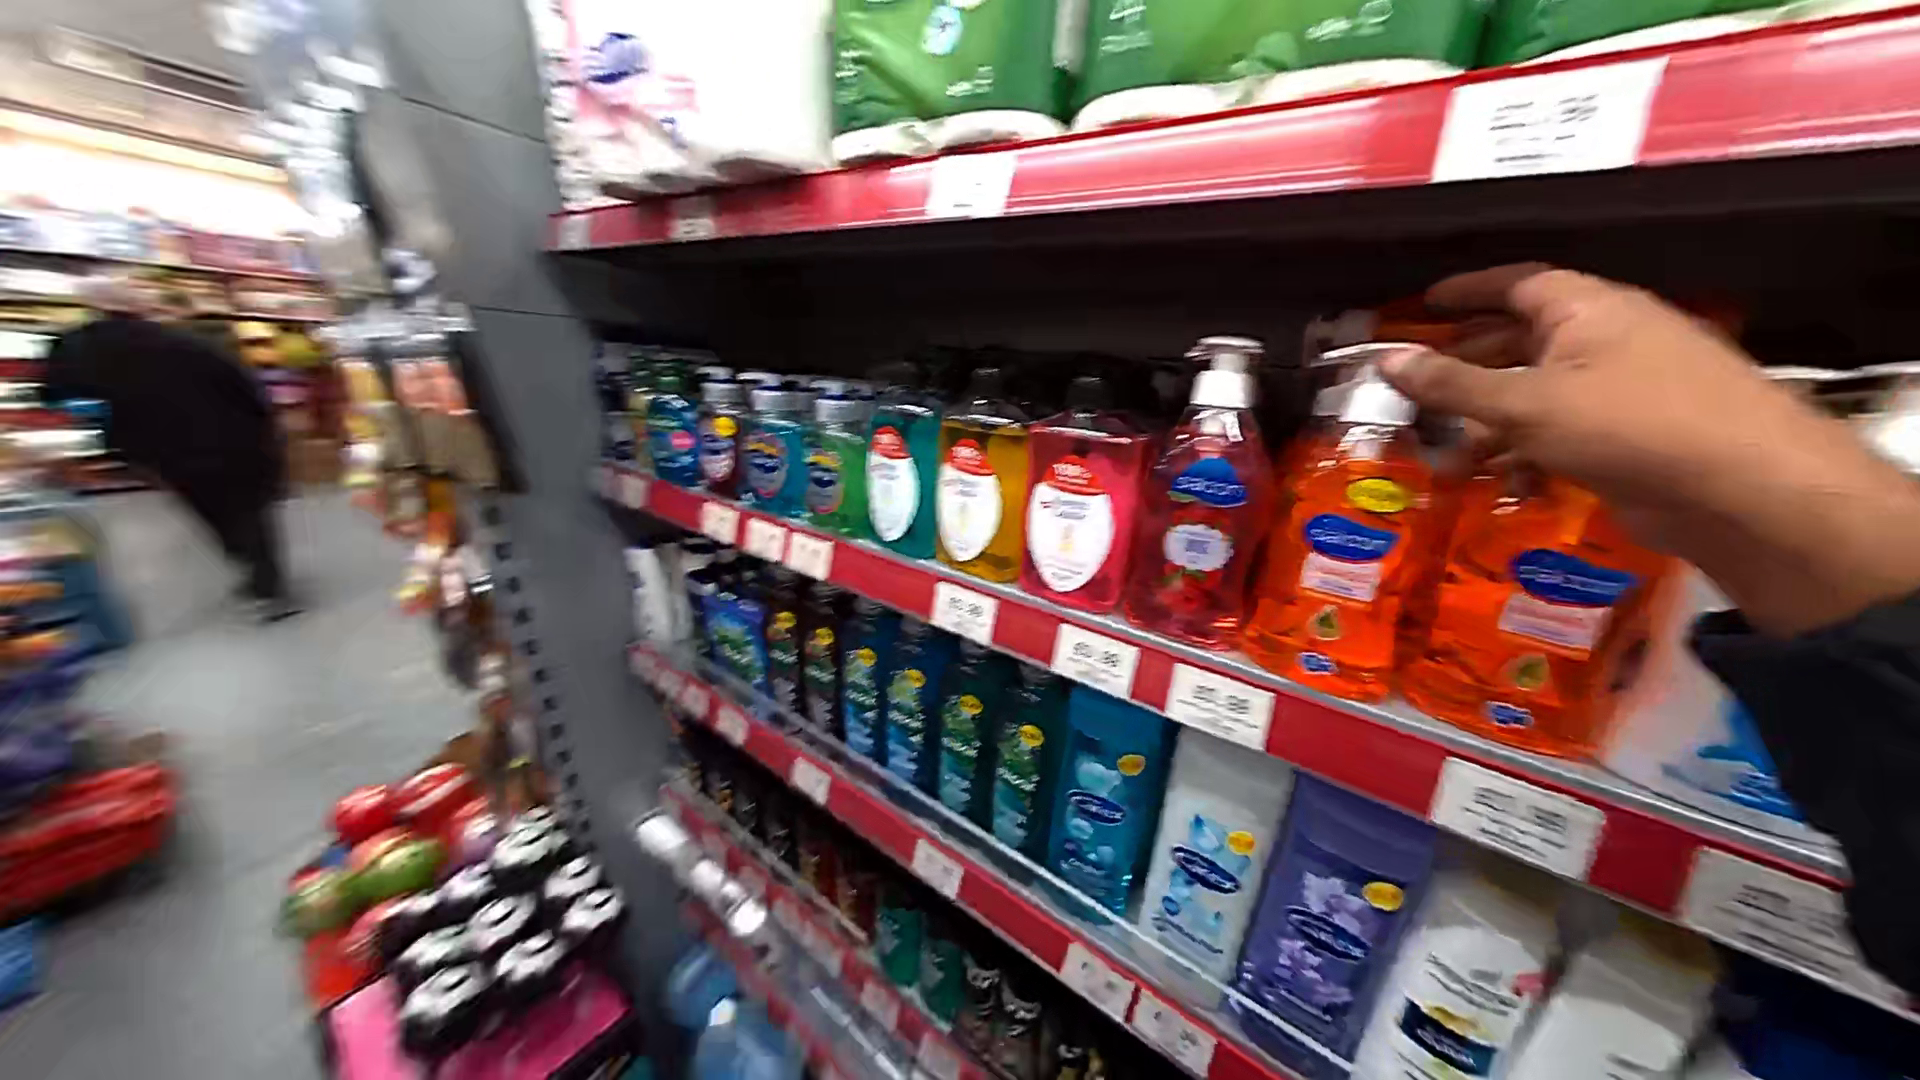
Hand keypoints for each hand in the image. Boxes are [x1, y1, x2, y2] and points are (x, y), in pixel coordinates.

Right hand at [1380, 263, 1919, 635]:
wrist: (1740, 491)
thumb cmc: (1627, 425)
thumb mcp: (1522, 402)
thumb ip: (1450, 383)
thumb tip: (1386, 361)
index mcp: (1591, 313)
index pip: (1521, 284)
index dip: (1471, 290)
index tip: (1425, 302)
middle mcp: (1607, 341)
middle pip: (1521, 339)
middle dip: (1466, 359)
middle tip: (1417, 377)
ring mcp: (1618, 389)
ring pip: (1533, 390)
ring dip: (1484, 414)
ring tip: (1438, 440)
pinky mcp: (1623, 433)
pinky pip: (1553, 429)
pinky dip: (1516, 447)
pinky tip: (1487, 474)